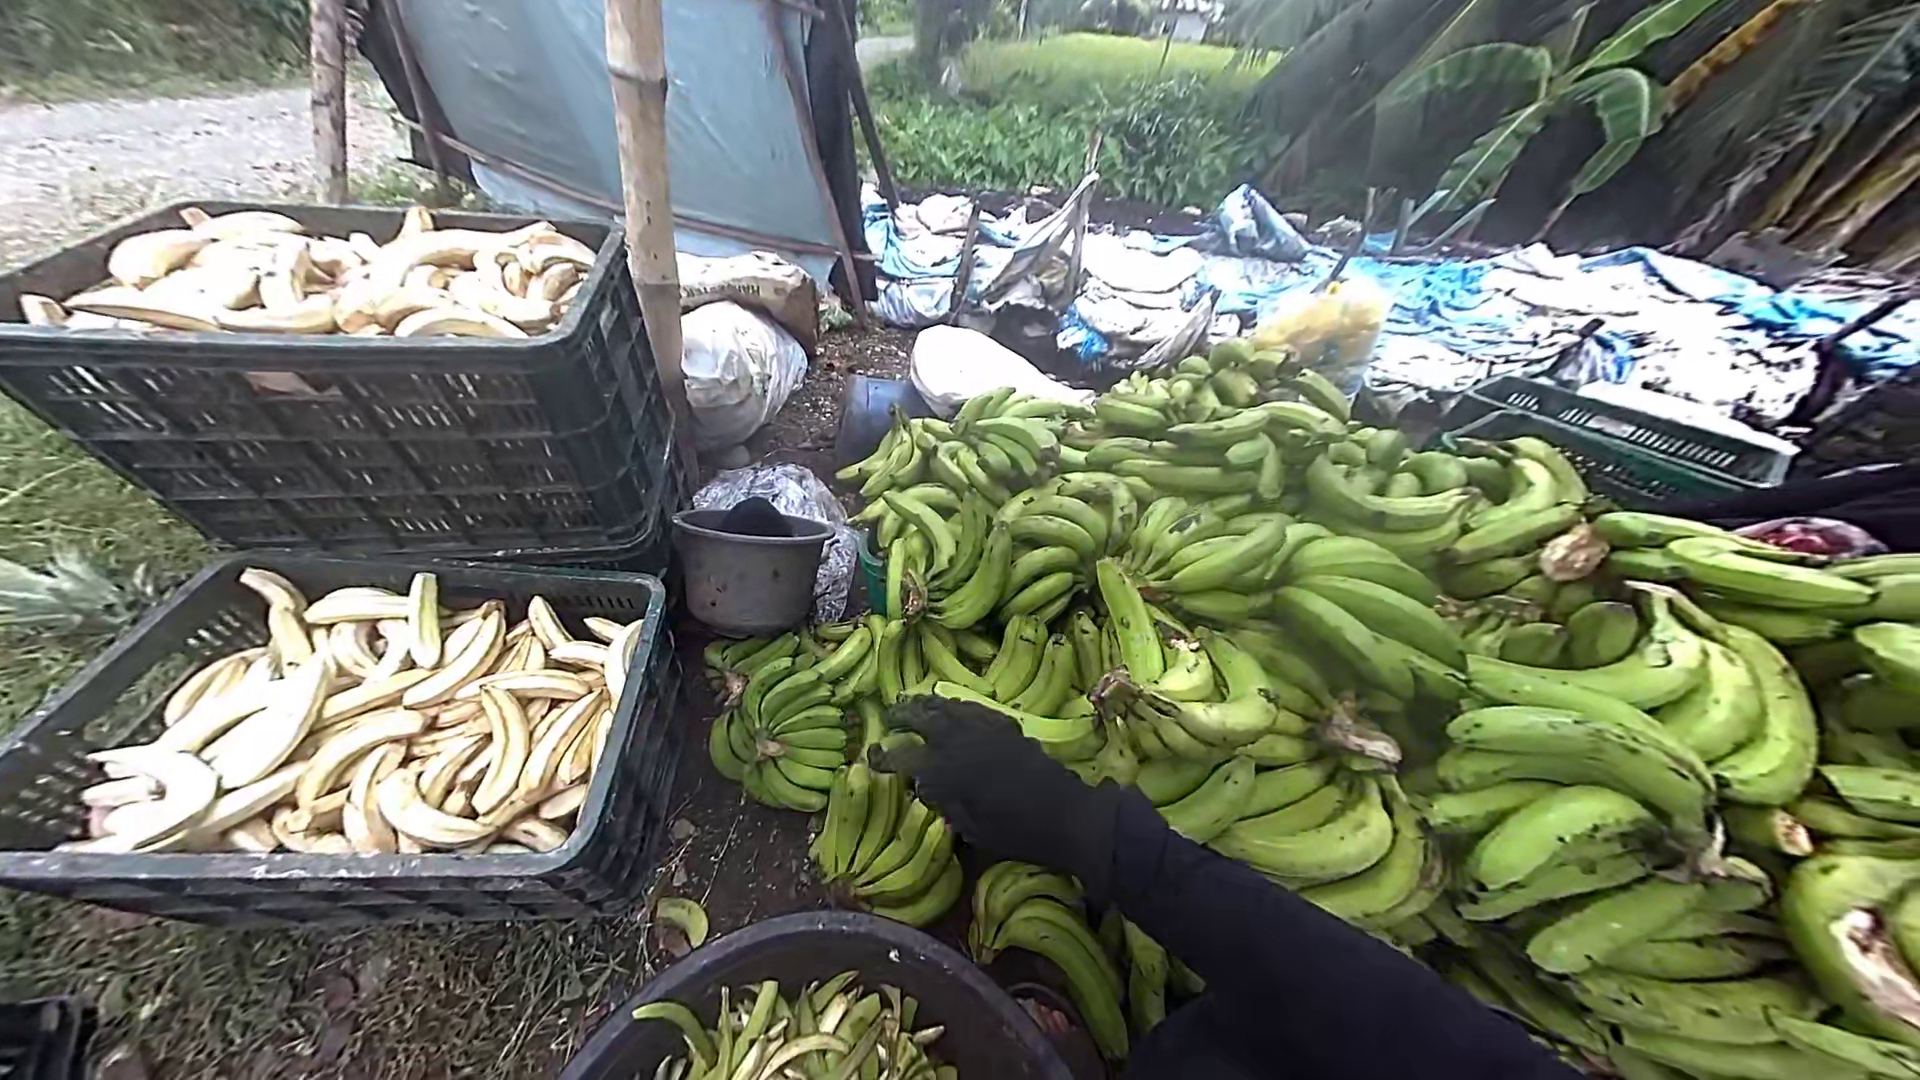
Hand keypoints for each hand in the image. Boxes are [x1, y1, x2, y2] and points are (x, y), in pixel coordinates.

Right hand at [871, 695, 1122, 896]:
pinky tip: (953, 707)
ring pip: (946, 706)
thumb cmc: (1014, 831)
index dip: (886, 756)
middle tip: (888, 715)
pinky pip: (972, 707)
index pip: (905, 756)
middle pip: (921, 718)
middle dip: (901, 715)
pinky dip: (956, 706)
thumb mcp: (970, 827)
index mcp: (945, 770)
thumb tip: (925, 784)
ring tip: (914, 702)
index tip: (874, 755)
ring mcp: (982, 727)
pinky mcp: (1003, 724)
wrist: (1061, 812)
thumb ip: (944, 802)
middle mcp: (958, 741)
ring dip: (926, 704)